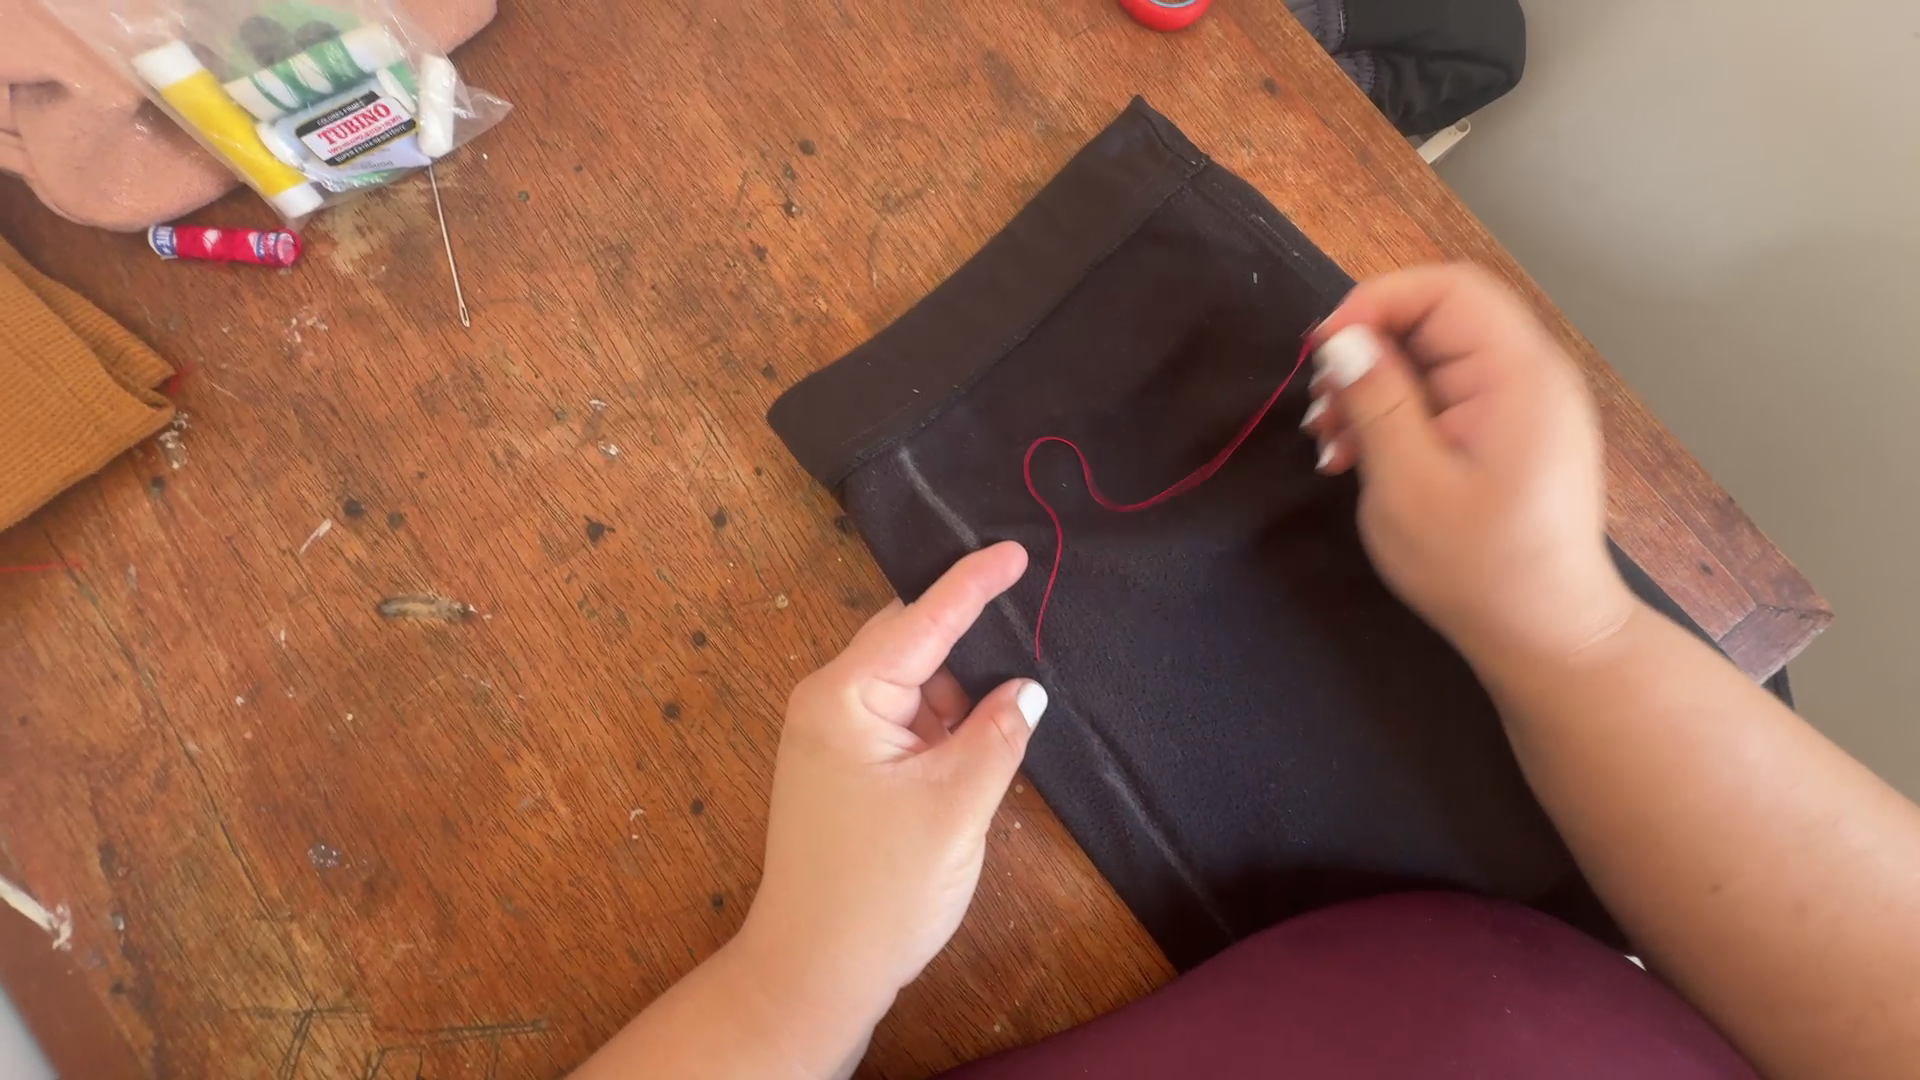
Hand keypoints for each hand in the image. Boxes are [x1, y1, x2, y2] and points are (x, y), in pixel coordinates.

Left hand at [739, 541, 1047, 1017]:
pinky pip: (905, 715)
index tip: (1014, 550)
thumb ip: (998, 734)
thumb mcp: (955, 807)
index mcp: (846, 695)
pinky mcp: (849, 757)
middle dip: (967, 646)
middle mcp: (832, 698)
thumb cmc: (880, 890)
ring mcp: (836, 729)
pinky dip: (942, 723)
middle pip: (910, 642)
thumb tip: (1027, 688)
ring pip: (912, 681)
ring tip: (991, 726)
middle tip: (1020, 645)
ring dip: (956, 695)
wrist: (815, 973)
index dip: (973, 583)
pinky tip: (968, 747)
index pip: (922, 621)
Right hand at [1300, 264, 1636, 663]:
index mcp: (1515, 375)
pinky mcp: (1496, 433)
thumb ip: (1376, 401)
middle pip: (1432, 323)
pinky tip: (1354, 458)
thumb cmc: (1473, 562)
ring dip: (1366, 392)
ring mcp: (1512, 405)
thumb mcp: (1407, 481)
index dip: (1374, 303)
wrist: (1539, 630)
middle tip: (1318, 410)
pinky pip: (1433, 399)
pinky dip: (1386, 418)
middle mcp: (1523, 375)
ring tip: (1330, 445)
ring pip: (1424, 363)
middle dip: (1363, 356)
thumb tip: (1340, 339)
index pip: (1446, 290)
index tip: (1318, 351)